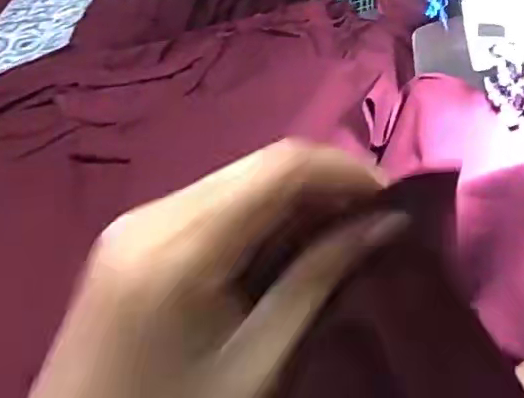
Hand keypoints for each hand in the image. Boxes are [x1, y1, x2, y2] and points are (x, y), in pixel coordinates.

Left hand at [30, 141, 405, 397]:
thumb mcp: (257, 361)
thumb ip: (322, 276)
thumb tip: (390, 220)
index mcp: (177, 245)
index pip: (284, 165)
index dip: (347, 169)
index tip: (390, 200)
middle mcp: (153, 214)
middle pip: (266, 162)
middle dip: (328, 180)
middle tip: (370, 216)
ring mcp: (137, 221)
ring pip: (247, 173)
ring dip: (300, 192)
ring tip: (337, 228)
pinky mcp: (133, 235)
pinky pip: (220, 195)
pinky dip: (266, 206)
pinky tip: (286, 238)